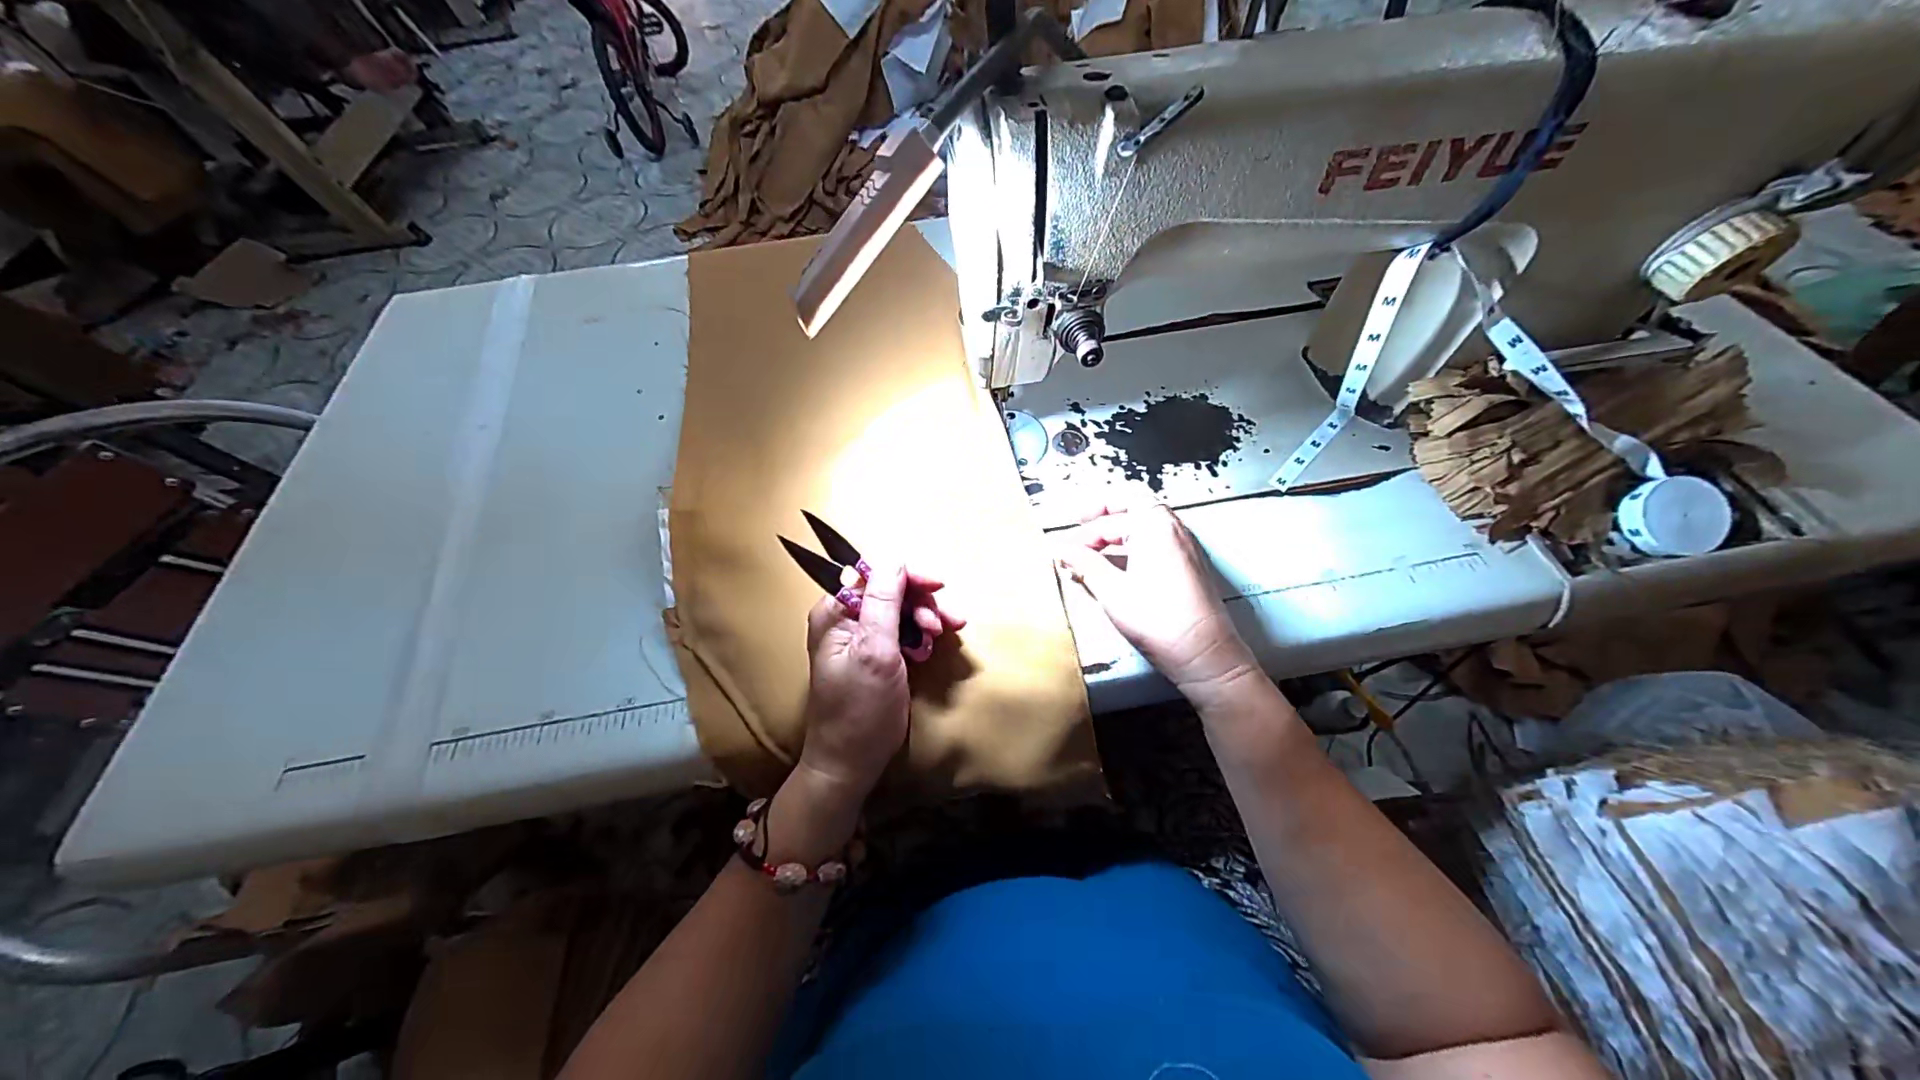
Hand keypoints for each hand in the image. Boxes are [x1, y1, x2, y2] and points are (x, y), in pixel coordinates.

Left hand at [795, 564, 963, 803]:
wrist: (851, 763)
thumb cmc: (860, 709)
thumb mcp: (875, 651)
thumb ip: (884, 602)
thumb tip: (893, 560)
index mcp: (835, 613)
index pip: (873, 575)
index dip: (908, 577)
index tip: (938, 587)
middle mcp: (844, 620)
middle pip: (890, 592)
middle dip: (920, 603)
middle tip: (941, 625)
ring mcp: (859, 640)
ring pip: (900, 612)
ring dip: (925, 619)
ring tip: (943, 636)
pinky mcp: (875, 657)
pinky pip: (901, 633)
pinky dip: (920, 636)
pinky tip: (932, 648)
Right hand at [1055, 503, 1258, 698]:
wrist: (1206, 654)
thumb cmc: (1161, 622)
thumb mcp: (1111, 592)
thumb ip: (1084, 564)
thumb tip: (1060, 548)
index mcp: (1154, 526)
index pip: (1108, 519)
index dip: (1082, 533)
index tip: (1064, 549)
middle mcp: (1173, 528)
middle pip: (1131, 507)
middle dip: (1101, 519)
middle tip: (1078, 531)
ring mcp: (1183, 545)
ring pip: (1144, 523)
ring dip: (1116, 532)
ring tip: (1092, 553)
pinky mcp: (1187, 564)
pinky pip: (1155, 541)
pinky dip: (1131, 546)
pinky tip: (1115, 568)